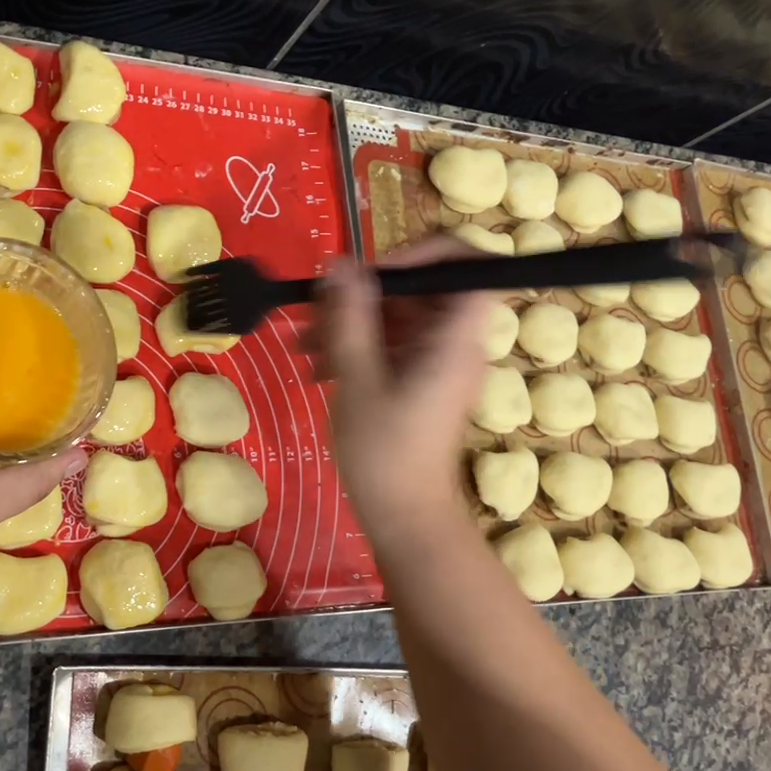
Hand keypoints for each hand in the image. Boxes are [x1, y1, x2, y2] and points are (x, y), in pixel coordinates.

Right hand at [315, 238, 490, 539]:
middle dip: (363, 294)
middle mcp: (456, 341)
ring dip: (348, 323)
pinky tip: (315, 369)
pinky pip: (391, 345)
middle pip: (420, 289)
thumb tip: (340, 263)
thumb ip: (350, 316)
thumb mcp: (358, 378)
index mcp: (456, 336)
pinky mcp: (420, 381)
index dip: (425, 254)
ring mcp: (438, 362)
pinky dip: (354, 348)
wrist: (404, 516)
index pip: (469, 263)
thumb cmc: (384, 451)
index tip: (375, 272)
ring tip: (301, 346)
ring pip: (398, 317)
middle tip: (316, 313)